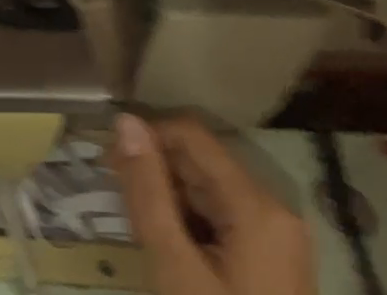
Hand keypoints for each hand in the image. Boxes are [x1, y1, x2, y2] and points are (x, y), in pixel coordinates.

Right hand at [112, 114, 315, 294]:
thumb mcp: (173, 265)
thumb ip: (148, 190)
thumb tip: (125, 121)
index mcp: (257, 206)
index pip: (191, 136)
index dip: (146, 139)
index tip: (108, 167)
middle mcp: (275, 209)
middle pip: (201, 162)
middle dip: (156, 173)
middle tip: (120, 206)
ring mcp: (278, 237)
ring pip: (208, 191)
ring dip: (169, 200)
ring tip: (144, 235)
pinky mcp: (272, 259)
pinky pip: (222, 219)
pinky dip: (189, 224)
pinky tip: (169, 251)